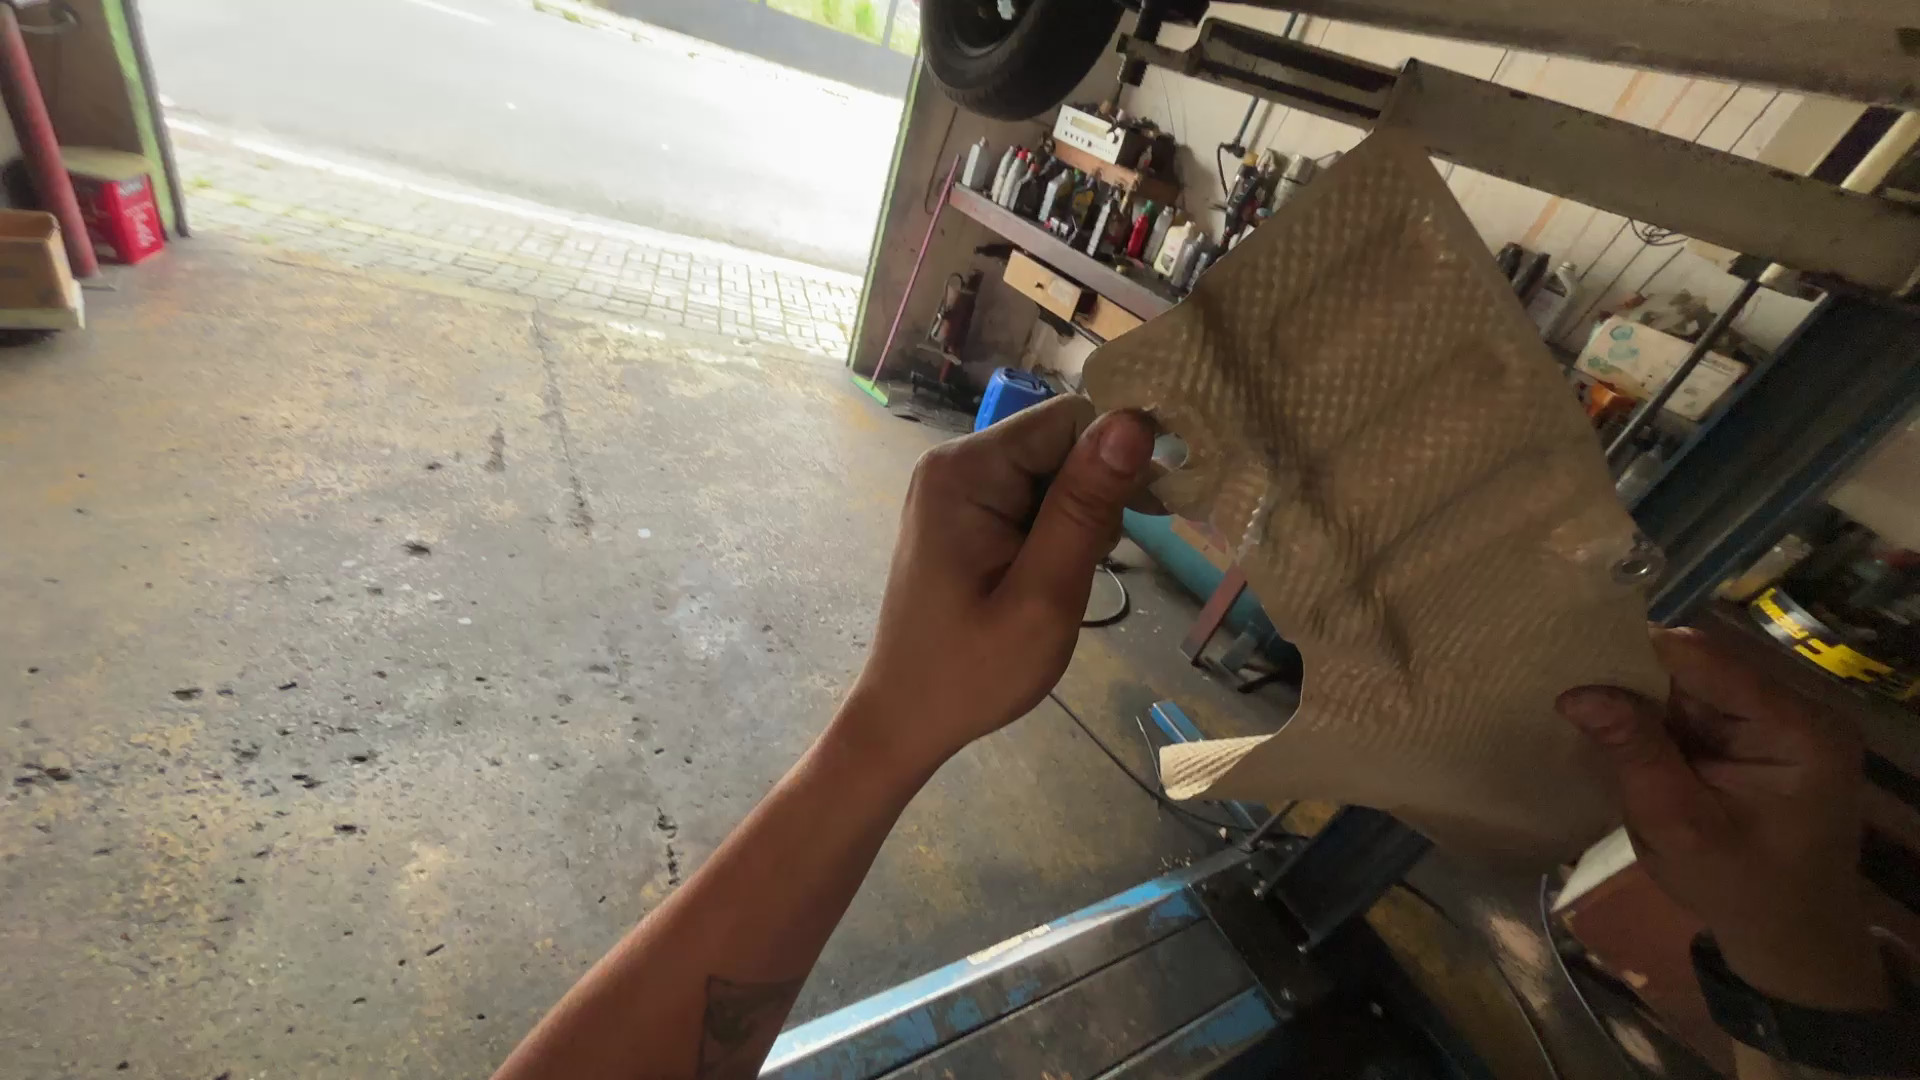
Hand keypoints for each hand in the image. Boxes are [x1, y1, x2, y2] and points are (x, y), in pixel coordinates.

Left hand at [840, 396, 1154, 772]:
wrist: (909, 714)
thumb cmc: (973, 671)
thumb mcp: (1043, 596)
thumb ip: (1085, 508)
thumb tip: (1133, 421)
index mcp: (966, 471)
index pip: (1069, 419)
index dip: (1116, 457)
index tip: (1147, 511)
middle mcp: (955, 462)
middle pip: (1060, 442)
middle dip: (1094, 495)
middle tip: (1090, 562)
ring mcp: (955, 486)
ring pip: (1052, 471)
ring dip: (1077, 517)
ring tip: (1063, 577)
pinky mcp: (963, 511)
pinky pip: (1030, 496)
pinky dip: (1055, 529)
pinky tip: (1048, 572)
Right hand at [1556, 627, 1891, 1009]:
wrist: (1783, 930)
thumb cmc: (1736, 883)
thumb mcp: (1676, 822)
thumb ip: (1633, 751)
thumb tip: (1574, 692)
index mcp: (1795, 729)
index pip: (1700, 659)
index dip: (1628, 652)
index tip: (1561, 660)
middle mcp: (1788, 709)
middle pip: (1686, 660)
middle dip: (1618, 669)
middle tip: (1553, 680)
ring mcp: (1765, 717)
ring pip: (1673, 675)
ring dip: (1622, 689)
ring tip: (1567, 697)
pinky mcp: (1739, 729)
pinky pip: (1675, 697)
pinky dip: (1634, 706)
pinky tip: (1600, 718)